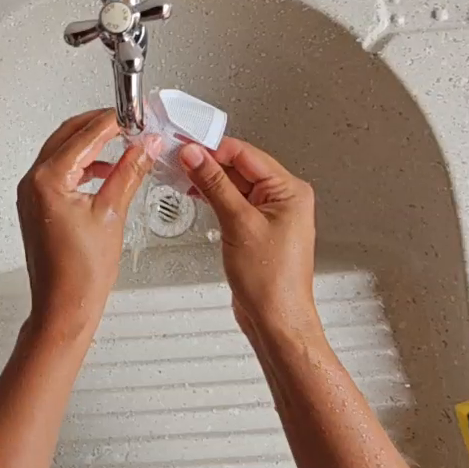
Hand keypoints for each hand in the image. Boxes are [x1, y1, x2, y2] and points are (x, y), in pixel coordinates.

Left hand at [16, 110, 154, 342]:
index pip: (85, 135)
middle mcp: (33, 182)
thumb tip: (144, 147)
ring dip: (92, 144)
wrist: (63, 308)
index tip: (135, 117)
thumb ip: (130, 172)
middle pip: (69, 135)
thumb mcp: (113, 213)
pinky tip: (106, 170)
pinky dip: (83, 164)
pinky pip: (60, 171)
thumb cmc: (79, 274)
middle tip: (130, 124)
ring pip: (63, 151)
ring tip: (123, 143)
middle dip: (101, 126)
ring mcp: (32, 194)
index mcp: (48, 180)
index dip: (114, 122)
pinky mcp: (38, 205)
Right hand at [179, 138, 319, 340]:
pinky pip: (233, 202)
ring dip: (209, 179)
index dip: (214, 149)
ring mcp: (270, 214)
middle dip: (208, 162)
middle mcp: (283, 199)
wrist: (276, 320)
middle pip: (240, 167)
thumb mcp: (238, 223)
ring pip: (234, 184)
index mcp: (289, 190)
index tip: (187, 147)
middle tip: (179, 159)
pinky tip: (196, 193)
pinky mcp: (256, 228)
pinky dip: (214, 196)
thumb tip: (196, 156)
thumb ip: (214, 185)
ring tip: (182, 174)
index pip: (246, 154)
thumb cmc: (272, 282)